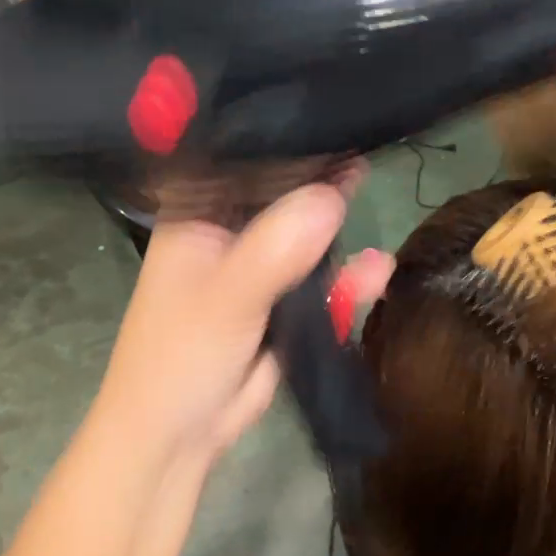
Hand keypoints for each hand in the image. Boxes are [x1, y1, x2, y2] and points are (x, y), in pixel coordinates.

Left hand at [93, 169, 394, 470]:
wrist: (178, 434)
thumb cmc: (180, 357)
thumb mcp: (226, 297)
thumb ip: (277, 248)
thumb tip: (334, 197)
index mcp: (198, 213)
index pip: (245, 158)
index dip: (288, 140)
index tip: (335, 121)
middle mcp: (230, 231)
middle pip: (284, 194)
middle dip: (324, 182)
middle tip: (367, 156)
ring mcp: (261, 268)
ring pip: (310, 238)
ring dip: (341, 233)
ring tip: (376, 214)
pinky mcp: (285, 304)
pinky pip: (324, 281)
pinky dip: (349, 278)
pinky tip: (377, 271)